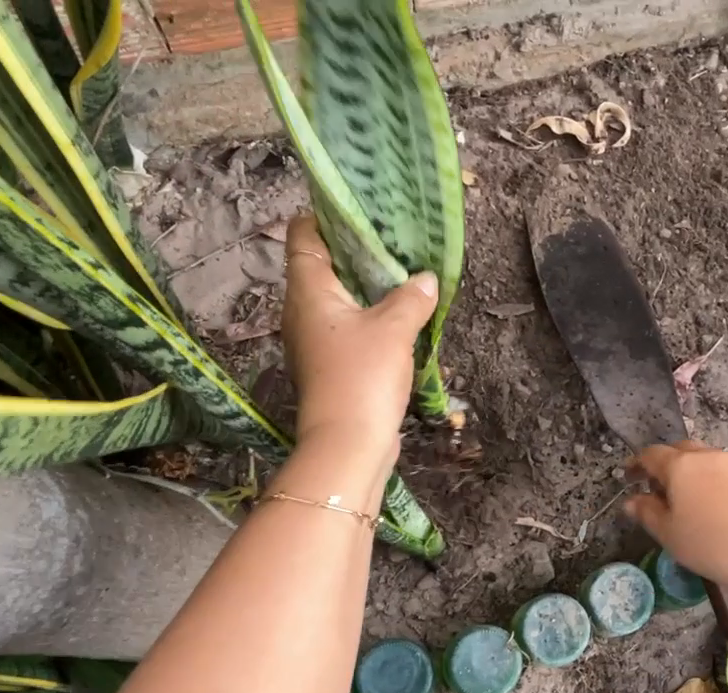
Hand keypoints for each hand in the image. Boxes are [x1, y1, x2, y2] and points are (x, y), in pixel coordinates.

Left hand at [280, 217, 438, 468]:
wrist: (348, 444)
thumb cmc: (362, 377)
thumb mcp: (394, 330)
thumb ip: (411, 298)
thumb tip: (426, 279)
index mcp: (308, 289)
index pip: (304, 233)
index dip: (329, 216)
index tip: (366, 213)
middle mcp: (301, 310)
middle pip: (323, 265)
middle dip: (358, 253)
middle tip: (397, 245)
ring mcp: (313, 340)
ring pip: (338, 299)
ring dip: (368, 289)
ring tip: (404, 280)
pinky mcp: (330, 365)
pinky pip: (348, 328)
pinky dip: (370, 318)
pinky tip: (400, 320)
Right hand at [622, 441, 727, 597]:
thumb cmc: (709, 546)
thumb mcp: (668, 534)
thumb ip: (646, 512)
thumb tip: (631, 500)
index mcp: (681, 466)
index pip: (651, 454)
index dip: (637, 463)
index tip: (629, 475)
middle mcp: (709, 457)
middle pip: (681, 450)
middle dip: (667, 463)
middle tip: (659, 486)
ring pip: (708, 460)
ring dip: (693, 472)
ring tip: (690, 498)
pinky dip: (716, 483)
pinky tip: (720, 507)